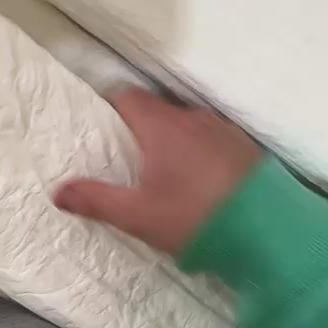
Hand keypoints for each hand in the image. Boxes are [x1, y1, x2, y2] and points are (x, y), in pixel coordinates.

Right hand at [53, 87, 261, 254]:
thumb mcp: (138, 216)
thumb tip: (58, 192)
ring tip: (166, 172)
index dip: (112, 107)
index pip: (128, 97)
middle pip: (158, 111)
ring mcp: (224, 130)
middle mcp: (192, 118)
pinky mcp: (246, 148)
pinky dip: (201, 152)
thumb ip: (96, 200)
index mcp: (161, 127)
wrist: (269, 231)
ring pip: (188, 125)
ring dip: (174, 141)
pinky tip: (200, 180)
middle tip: (130, 158)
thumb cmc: (194, 218)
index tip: (103, 128)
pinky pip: (213, 140)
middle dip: (141, 128)